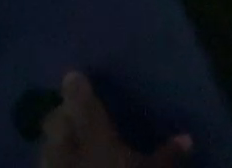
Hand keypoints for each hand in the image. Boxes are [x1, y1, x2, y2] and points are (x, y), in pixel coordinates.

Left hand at [41, 71, 191, 167]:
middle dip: (59, 114)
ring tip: (61, 140)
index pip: (86, 109)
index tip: (71, 74)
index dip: (78, 90)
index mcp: (98, 143)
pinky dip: (48, 167)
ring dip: (51, 143)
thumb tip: (187, 138)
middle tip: (67, 109)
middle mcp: (69, 157)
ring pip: (44, 152)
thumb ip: (168, 155)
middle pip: (55, 126)